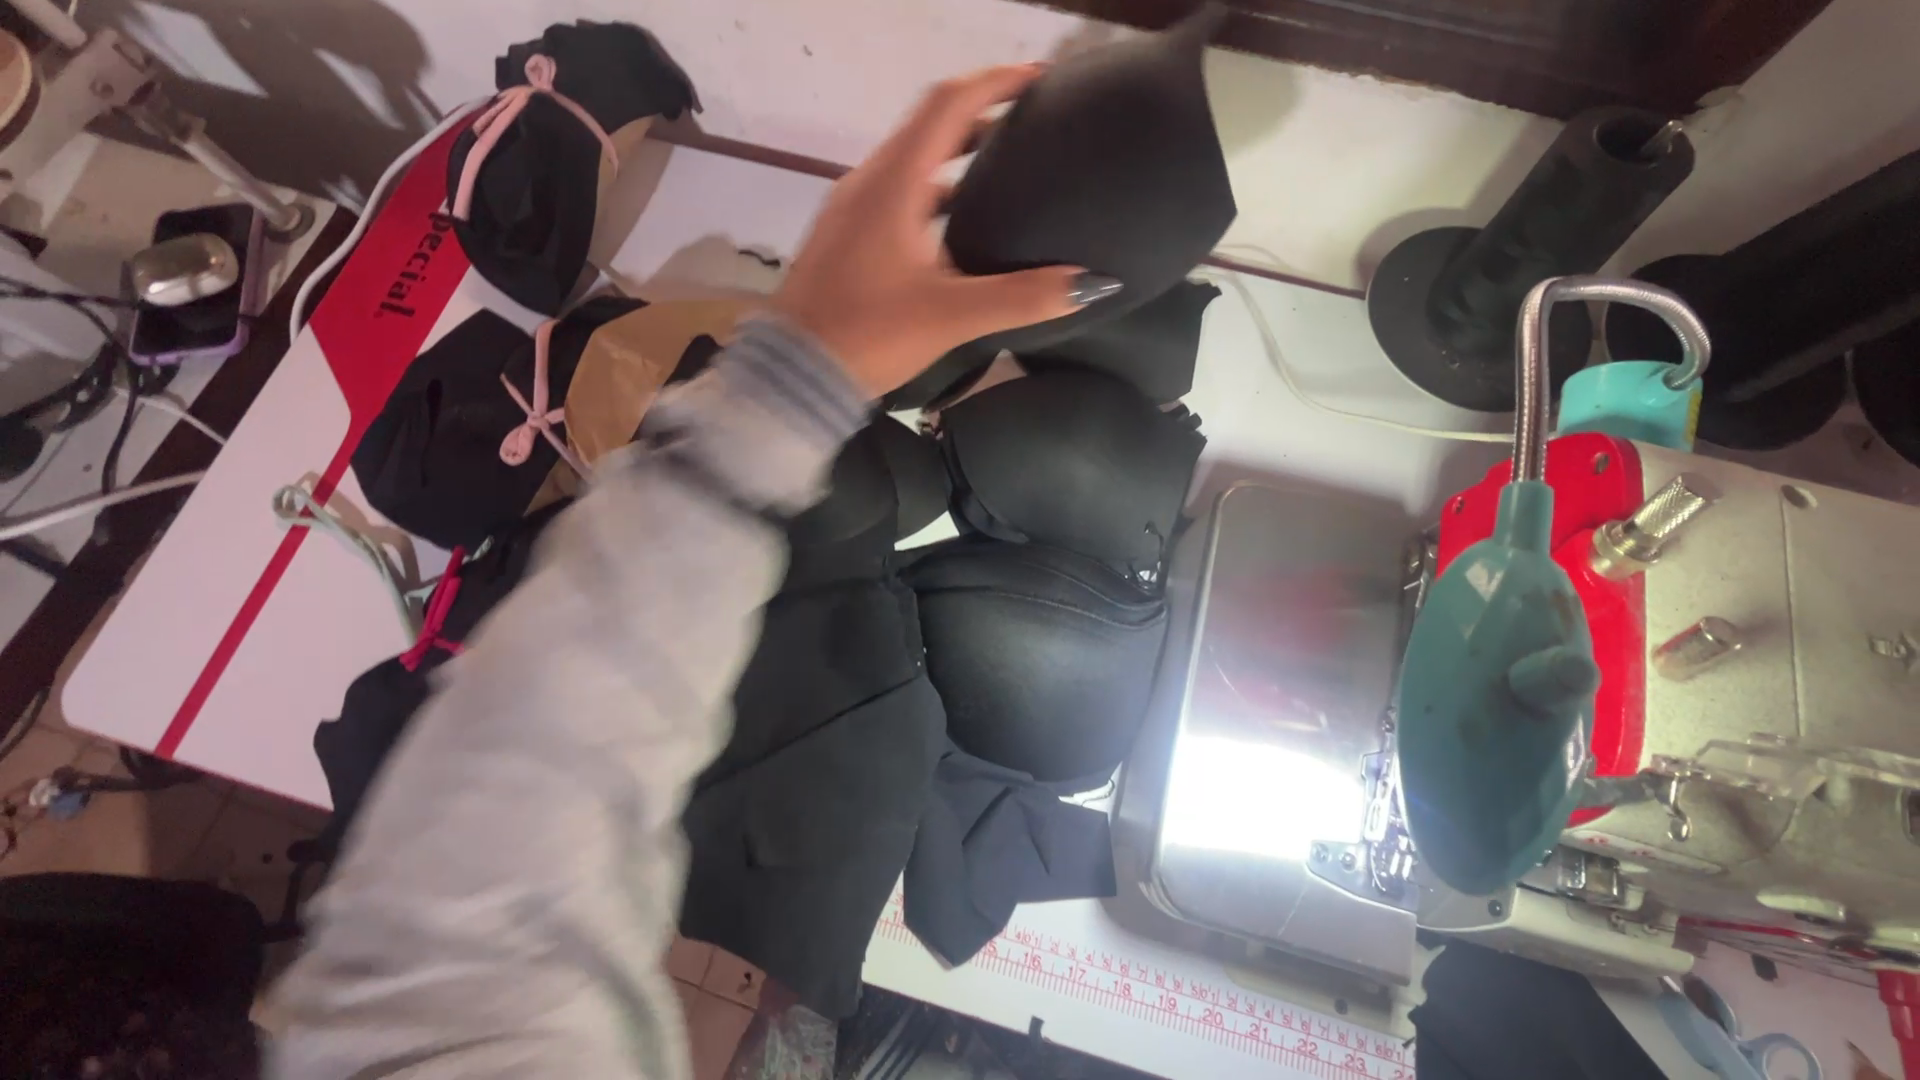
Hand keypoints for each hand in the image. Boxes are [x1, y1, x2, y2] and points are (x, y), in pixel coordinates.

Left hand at [771, 64, 1120, 397]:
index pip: (948, 105)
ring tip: (1001, 171)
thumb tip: (1092, 282)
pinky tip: (954, 226)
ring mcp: (850, 210)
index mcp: (893, 185)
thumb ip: (1023, 297)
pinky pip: (894, 193)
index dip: (995, 82)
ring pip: (909, 162)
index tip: (1038, 80)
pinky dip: (931, 190)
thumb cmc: (870, 336)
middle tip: (1028, 126)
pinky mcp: (843, 238)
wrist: (795, 373)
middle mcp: (867, 183)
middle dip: (980, 116)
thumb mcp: (952, 316)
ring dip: (954, 156)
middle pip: (928, 127)